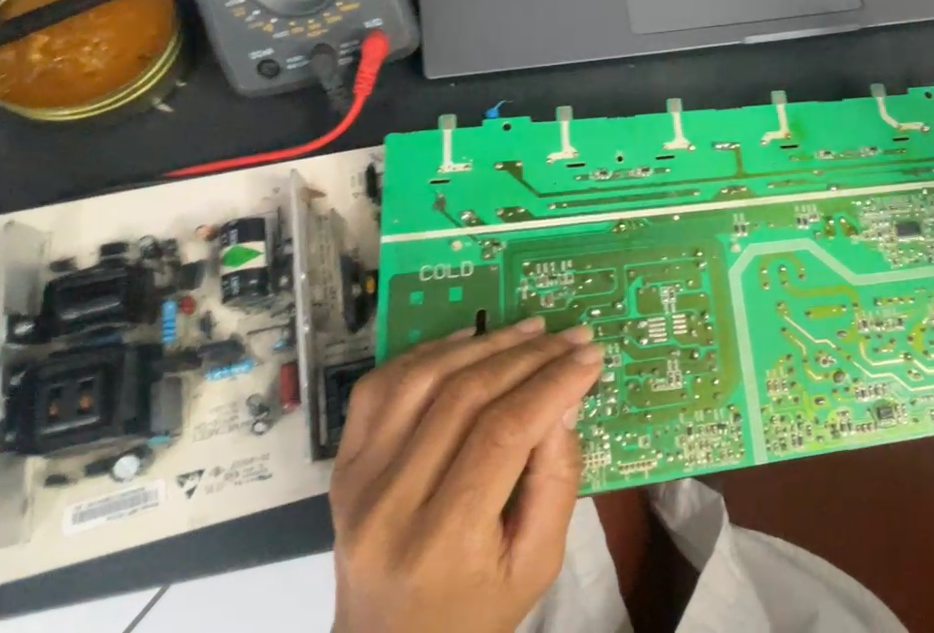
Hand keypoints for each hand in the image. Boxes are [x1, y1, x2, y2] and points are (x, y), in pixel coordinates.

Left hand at [329, 318, 603, 632]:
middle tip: (571, 335)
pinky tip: (470, 339)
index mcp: (444, 541)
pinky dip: (427, 352)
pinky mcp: (343, 466)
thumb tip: (563, 403)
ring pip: (422, 381)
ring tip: (530, 328)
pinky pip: (381, 388)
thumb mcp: (537, 565)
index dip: (552, 384)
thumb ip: (556, 484)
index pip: (503, 434)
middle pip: (464, 399)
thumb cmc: (476, 613)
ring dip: (483, 343)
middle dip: (528, 356)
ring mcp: (357, 481)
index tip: (590, 355)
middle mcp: (390, 505)